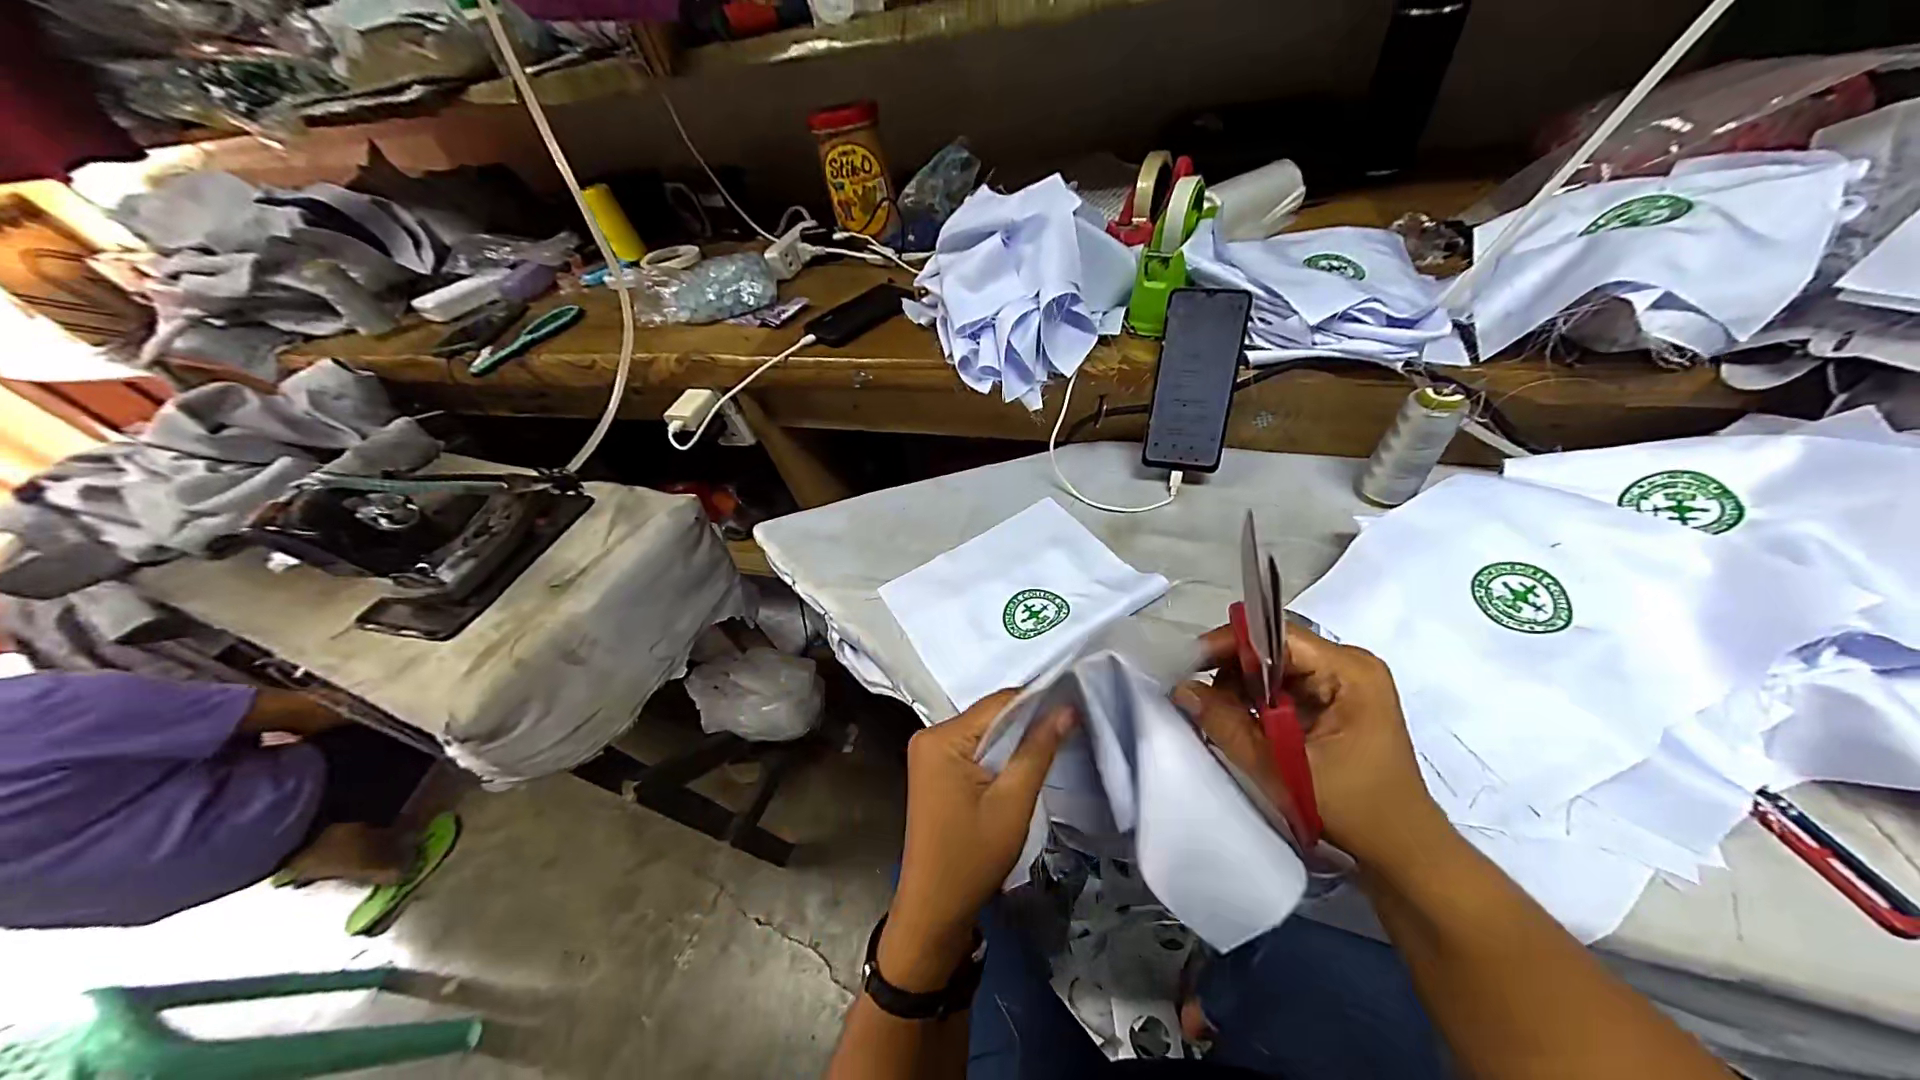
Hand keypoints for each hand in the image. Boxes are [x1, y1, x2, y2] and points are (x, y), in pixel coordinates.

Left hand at [881, 690, 1076, 991]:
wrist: (934, 907)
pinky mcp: (935, 768)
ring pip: (985, 731)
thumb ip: (1038, 750)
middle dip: (1028, 721)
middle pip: (990, 714)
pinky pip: (974, 747)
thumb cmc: (972, 857)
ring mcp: (930, 752)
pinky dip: (999, 753)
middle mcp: (930, 735)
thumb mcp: (1013, 802)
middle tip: (1069, 726)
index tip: (1074, 704)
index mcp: (941, 738)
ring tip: (1053, 743)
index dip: (1038, 701)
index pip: (998, 703)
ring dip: (1016, 738)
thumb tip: (1066, 708)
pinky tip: (1023, 762)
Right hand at [1173, 623, 1450, 874]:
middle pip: (1273, 648)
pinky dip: (1259, 701)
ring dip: (1243, 688)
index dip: (1229, 645)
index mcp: (1349, 671)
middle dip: (1233, 671)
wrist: (1403, 852)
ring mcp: (1345, 682)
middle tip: (1202, 699)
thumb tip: (1182, 689)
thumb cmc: (1353, 809)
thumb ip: (1228, 724)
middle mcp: (1350, 666)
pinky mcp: (1336, 701)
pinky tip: (1244, 724)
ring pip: (1275, 667)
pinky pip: (1286, 685)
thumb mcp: (1281, 767)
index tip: (1190, 665)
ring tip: (1222, 717)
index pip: (1276, 636)